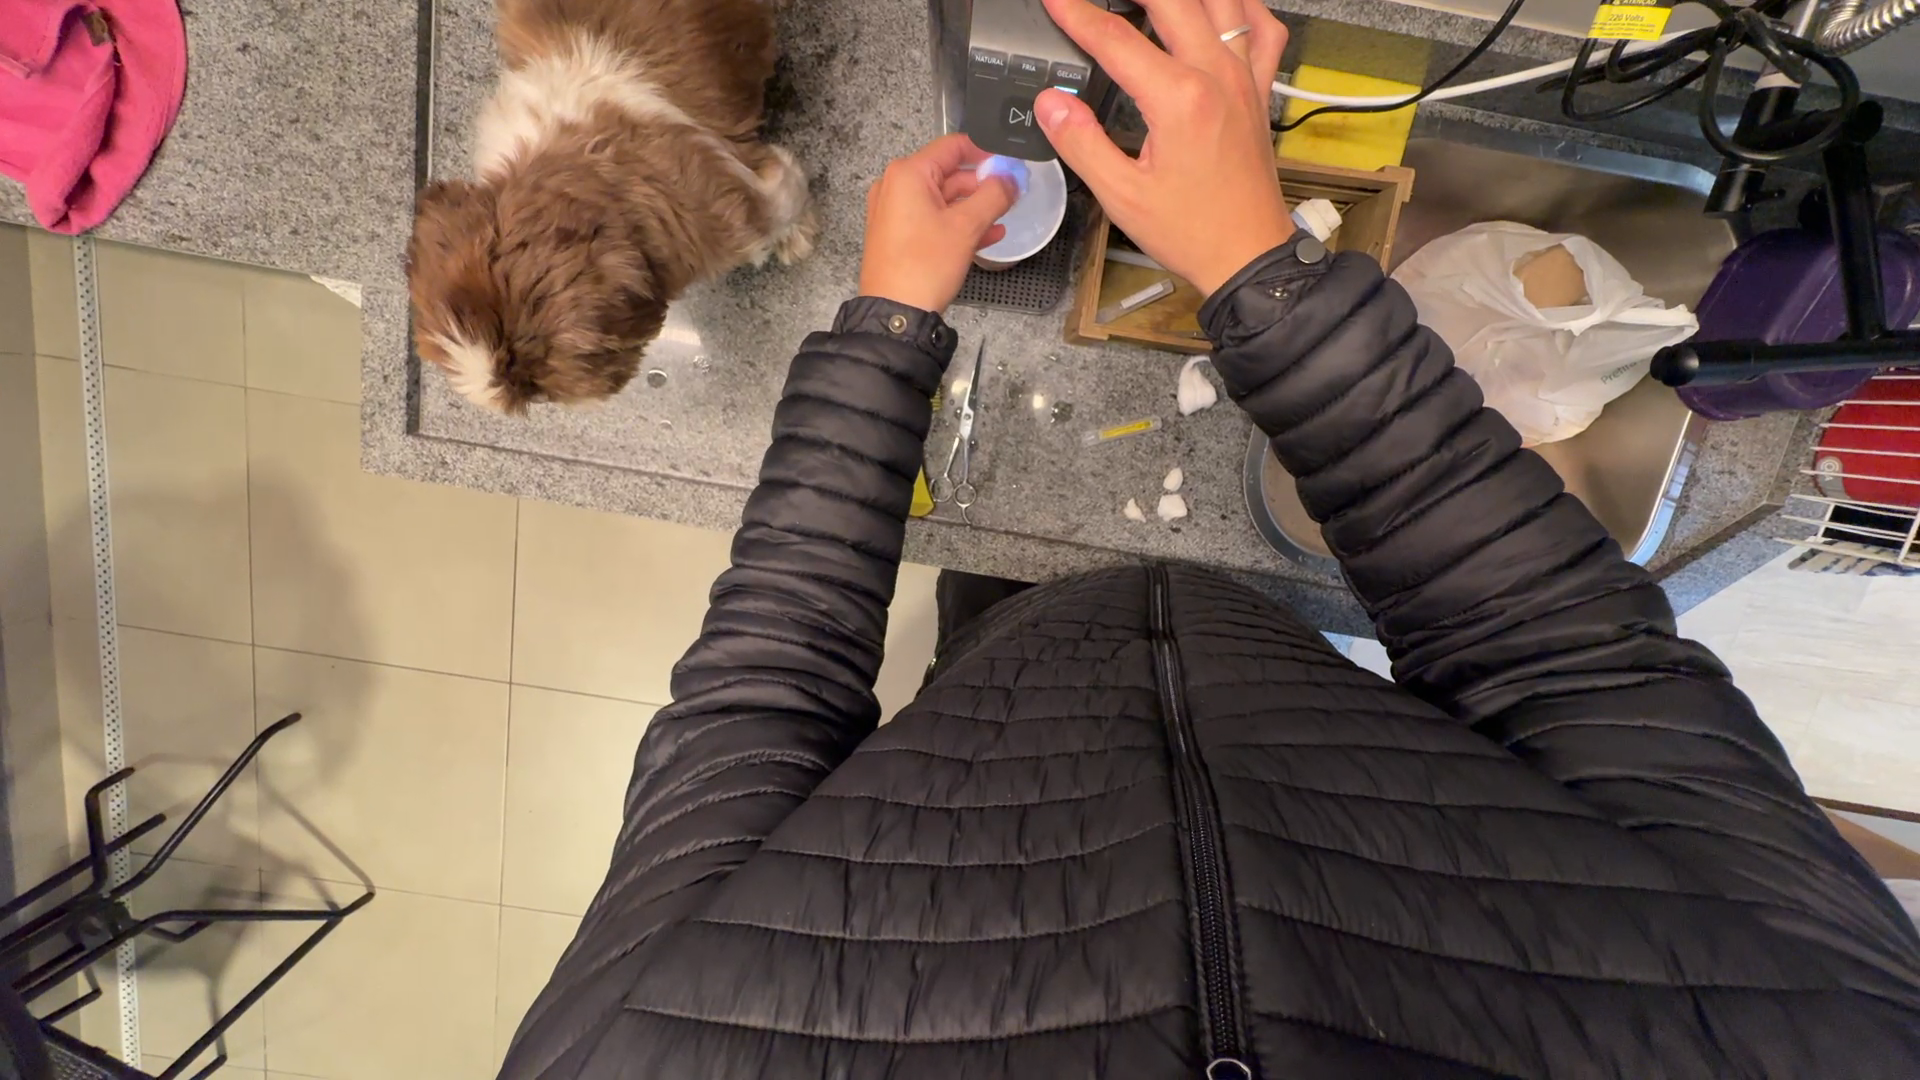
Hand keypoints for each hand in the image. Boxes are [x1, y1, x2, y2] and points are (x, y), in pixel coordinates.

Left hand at [858, 134, 1018, 312]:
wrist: (896, 314)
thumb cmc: (924, 267)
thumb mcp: (966, 227)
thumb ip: (994, 196)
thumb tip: (1011, 179)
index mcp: (908, 174)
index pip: (953, 147)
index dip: (985, 153)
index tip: (1009, 165)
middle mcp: (895, 188)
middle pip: (948, 175)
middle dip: (980, 186)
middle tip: (1010, 196)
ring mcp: (893, 214)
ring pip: (942, 202)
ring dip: (972, 209)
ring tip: (1002, 218)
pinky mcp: (897, 238)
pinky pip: (931, 222)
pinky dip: (956, 226)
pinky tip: (985, 236)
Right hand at [1036, 0, 1292, 294]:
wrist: (1246, 254)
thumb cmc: (1191, 232)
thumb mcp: (1122, 198)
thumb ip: (1082, 144)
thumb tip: (1051, 105)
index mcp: (1179, 100)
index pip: (1116, 40)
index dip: (1078, 15)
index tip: (1055, 1)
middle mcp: (1217, 75)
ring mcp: (1244, 78)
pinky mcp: (1258, 91)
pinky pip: (1261, 27)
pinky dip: (1239, 6)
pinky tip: (1218, 11)